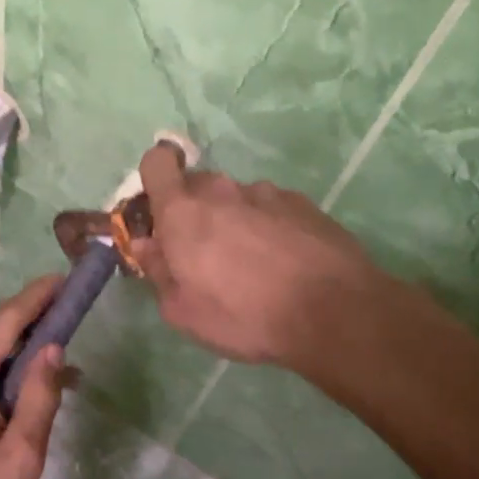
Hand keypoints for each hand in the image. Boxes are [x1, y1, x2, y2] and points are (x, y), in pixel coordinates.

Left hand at [0, 277, 67, 478]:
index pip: (5, 322)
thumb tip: (52, 347)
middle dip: (29, 329)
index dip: (36, 297)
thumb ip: (38, 396)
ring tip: (53, 373)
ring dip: (13, 359)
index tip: (63, 278)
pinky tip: (14, 399)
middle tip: (68, 326)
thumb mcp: (21, 457)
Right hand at [131, 144, 386, 370]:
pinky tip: (286, 263)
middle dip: (195, 211)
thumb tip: (146, 245)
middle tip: (205, 254)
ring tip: (254, 265)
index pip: (157, 162)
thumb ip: (158, 271)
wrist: (332, 311)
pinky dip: (271, 228)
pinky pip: (272, 209)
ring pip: (236, 199)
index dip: (155, 179)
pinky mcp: (302, 203)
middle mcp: (220, 189)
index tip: (160, 211)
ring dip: (235, 221)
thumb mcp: (184, 312)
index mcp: (183, 210)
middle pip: (196, 185)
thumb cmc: (244, 315)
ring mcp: (265, 192)